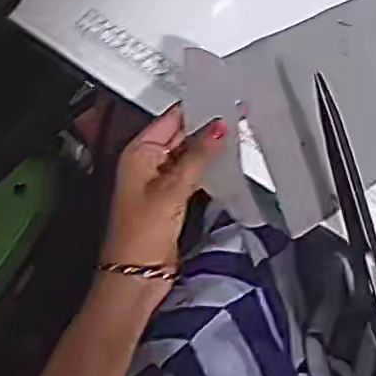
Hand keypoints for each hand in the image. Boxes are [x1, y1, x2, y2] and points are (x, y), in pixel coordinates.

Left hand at [101, 105, 228, 269]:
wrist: (137, 277)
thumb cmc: (142, 233)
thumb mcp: (173, 188)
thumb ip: (199, 155)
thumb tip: (220, 126)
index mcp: (139, 151)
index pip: (172, 117)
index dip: (197, 108)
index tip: (223, 98)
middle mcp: (149, 160)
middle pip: (182, 133)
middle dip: (208, 126)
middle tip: (237, 113)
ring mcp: (162, 178)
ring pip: (191, 152)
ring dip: (211, 146)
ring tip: (238, 131)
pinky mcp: (174, 194)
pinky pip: (195, 170)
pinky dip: (209, 164)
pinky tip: (228, 158)